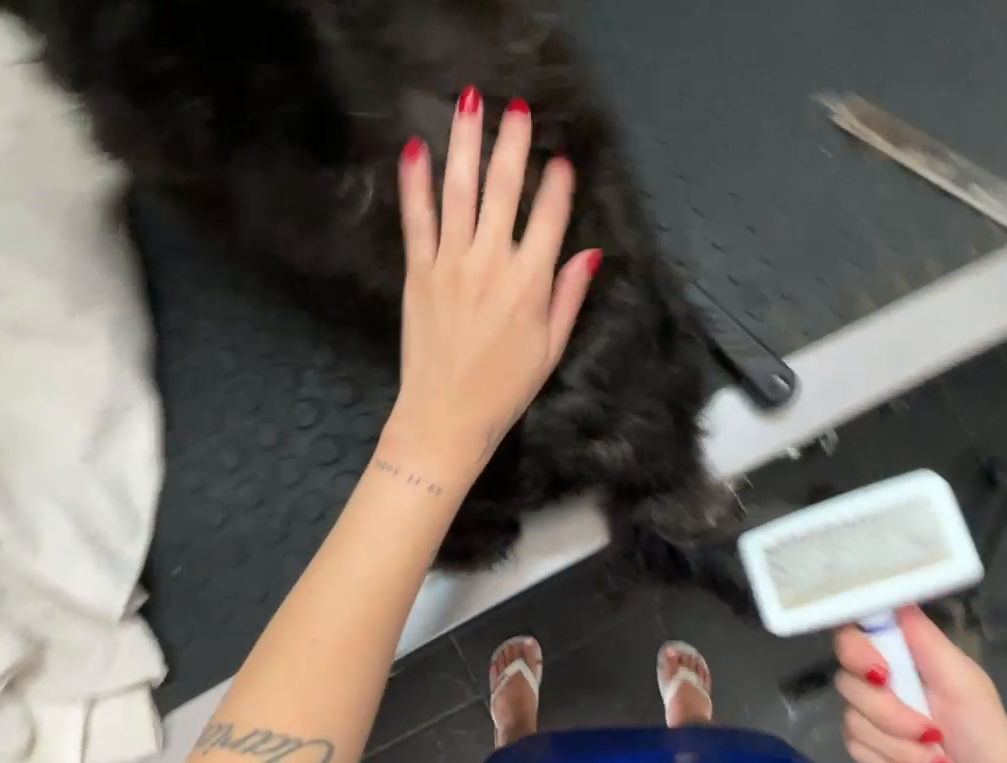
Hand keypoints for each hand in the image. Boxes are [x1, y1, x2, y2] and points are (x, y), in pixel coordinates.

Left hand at [384, 88, 599, 484]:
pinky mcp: (419, 272)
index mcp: (531, 284)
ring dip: (466, 144)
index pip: (550, 217)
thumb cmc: (506, 389)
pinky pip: (416, 219)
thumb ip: (570, 296)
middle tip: (517, 106)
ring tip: (470, 103)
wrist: (446, 416)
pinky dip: (415, 183)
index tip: (562, 159)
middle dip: (512, 143)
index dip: (558, 184)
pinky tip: (414, 149)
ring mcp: (451, 264)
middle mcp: (492, 263)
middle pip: (504, 190)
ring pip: (460, 192)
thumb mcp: (552, 349)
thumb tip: (591, 252)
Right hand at [834, 607, 1006, 762]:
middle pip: (846, 680)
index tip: (881, 674)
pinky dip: (889, 762)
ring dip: (898, 745)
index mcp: (906, 655)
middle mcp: (882, 678)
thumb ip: (925, 640)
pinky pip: (854, 746)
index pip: (855, 633)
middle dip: (889, 713)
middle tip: (928, 729)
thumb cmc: (985, 735)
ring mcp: (870, 713)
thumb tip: (894, 597)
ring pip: (852, 718)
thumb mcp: (964, 681)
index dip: (857, 651)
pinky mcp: (864, 745)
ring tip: (934, 757)